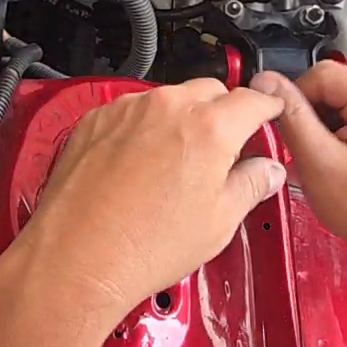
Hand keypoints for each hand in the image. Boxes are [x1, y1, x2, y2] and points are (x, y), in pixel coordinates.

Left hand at [0, 79, 286, 324]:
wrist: (78, 255)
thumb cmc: (144, 245)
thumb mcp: (219, 222)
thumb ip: (250, 185)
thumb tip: (267, 171)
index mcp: (209, 127)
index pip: (252, 99)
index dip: (266, 108)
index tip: (268, 115)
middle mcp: (168, 107)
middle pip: (210, 91)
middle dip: (223, 112)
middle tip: (221, 147)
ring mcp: (129, 109)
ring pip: (169, 98)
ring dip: (180, 118)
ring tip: (174, 162)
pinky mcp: (97, 118)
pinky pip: (132, 110)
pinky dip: (143, 126)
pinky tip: (139, 163)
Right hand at [252, 61, 346, 276]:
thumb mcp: (319, 162)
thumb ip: (291, 116)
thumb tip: (266, 81)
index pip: (320, 74)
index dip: (295, 101)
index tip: (288, 129)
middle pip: (329, 86)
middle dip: (311, 117)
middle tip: (312, 152)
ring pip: (336, 101)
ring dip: (322, 127)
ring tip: (328, 160)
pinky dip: (335, 134)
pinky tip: (339, 160)